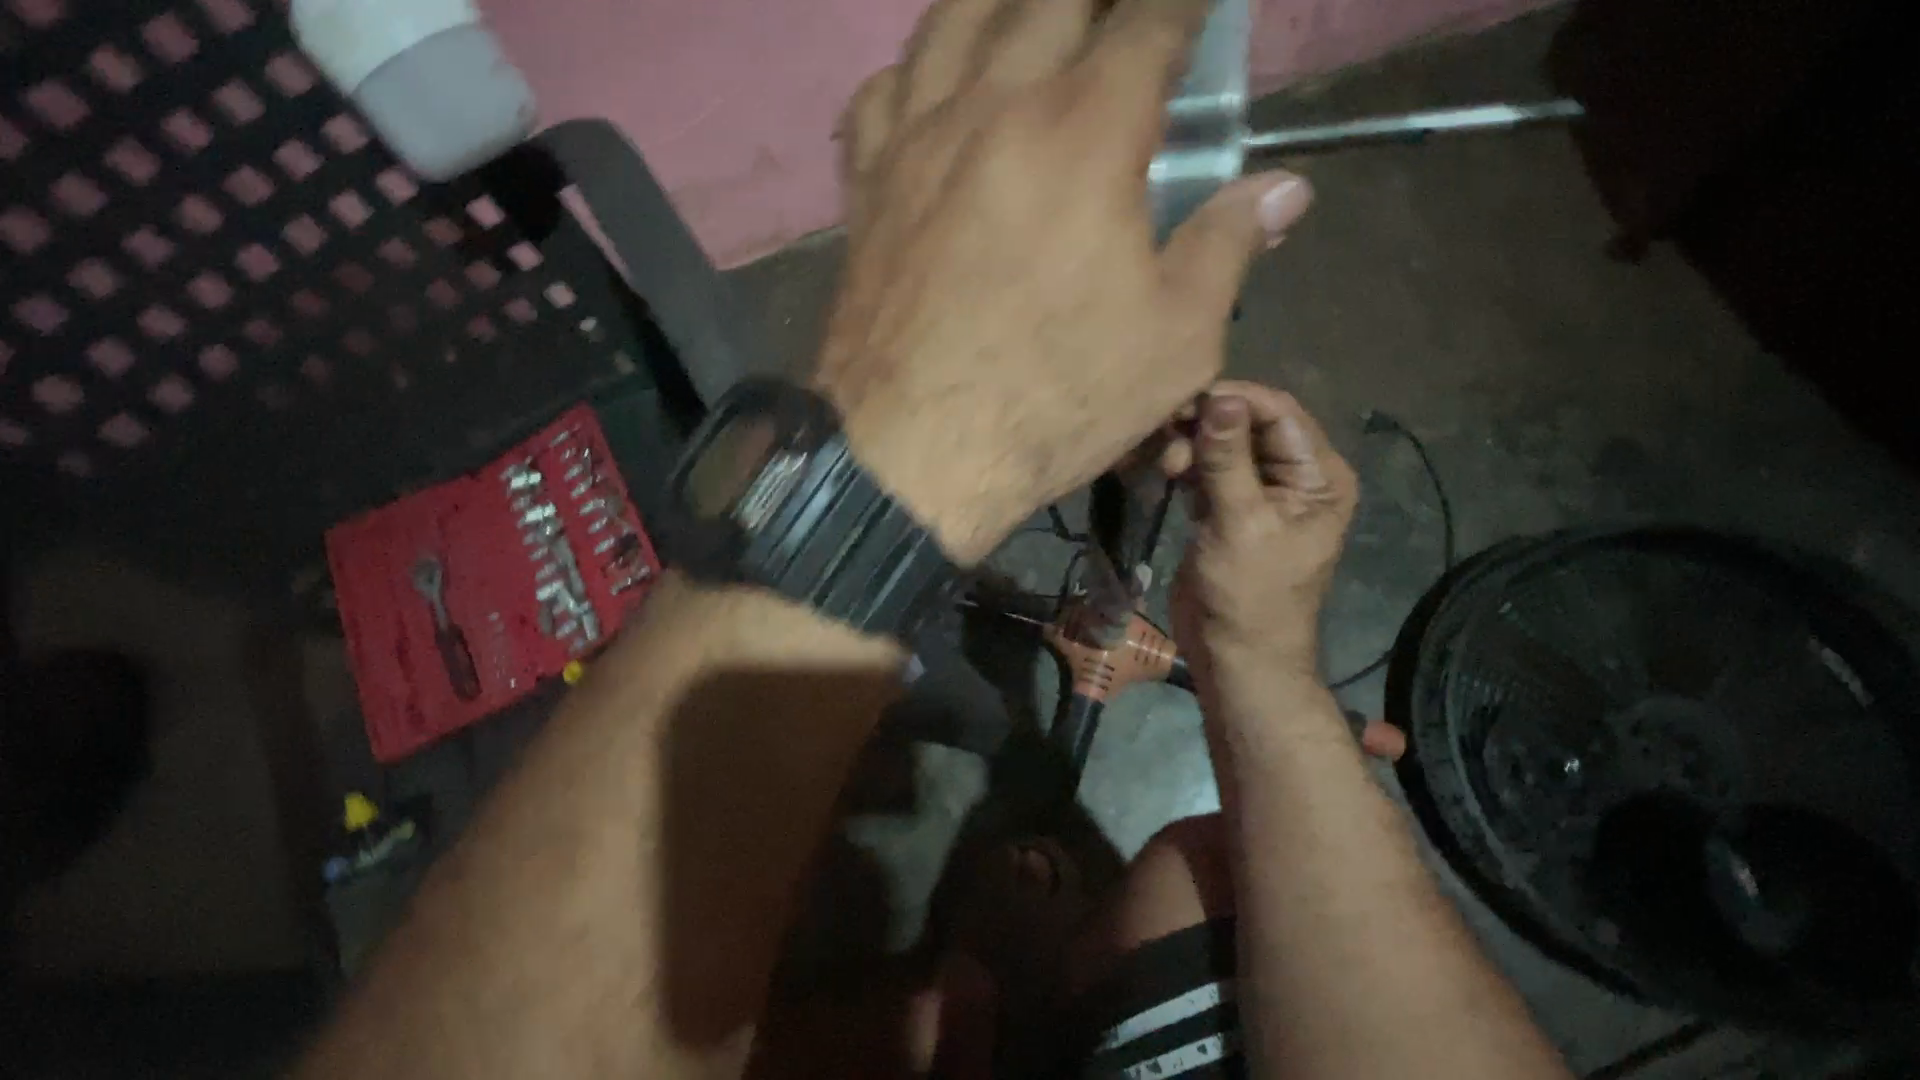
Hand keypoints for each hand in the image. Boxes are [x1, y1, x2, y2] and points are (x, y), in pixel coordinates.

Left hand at [815, 0, 1312, 562]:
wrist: (913, 454)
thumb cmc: (1054, 402)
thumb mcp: (1174, 342)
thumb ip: (1227, 248)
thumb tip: (1283, 189)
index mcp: (1086, 134)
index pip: (1148, 23)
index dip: (1183, 3)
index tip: (1197, 6)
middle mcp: (995, 107)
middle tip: (1119, 8)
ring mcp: (917, 141)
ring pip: (953, 18)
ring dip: (1002, 0)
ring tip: (1036, 11)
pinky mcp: (867, 186)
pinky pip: (882, 89)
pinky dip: (916, 66)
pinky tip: (935, 84)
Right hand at [1166, 382, 1357, 680]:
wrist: (1237, 656)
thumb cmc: (1249, 595)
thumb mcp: (1240, 524)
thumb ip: (1228, 459)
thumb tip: (1219, 397)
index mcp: (1319, 476)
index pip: (1279, 412)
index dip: (1233, 400)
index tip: (1183, 403)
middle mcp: (1296, 476)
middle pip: (1250, 424)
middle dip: (1206, 424)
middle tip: (1165, 435)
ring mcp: (1262, 493)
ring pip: (1224, 445)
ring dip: (1191, 445)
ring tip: (1163, 465)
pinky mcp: (1230, 509)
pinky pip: (1209, 470)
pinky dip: (1185, 465)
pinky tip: (1162, 470)